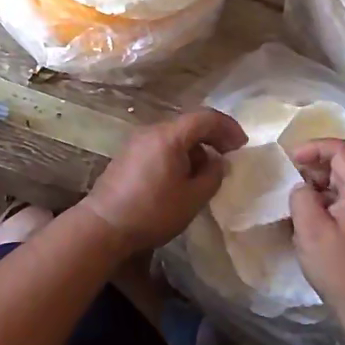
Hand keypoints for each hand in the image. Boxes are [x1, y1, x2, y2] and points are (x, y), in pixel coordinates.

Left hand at [82, 108, 246, 254]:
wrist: (102, 227)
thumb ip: (213, 175)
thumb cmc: (152, 211)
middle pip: (189, 124)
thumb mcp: (193, 198)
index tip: (242, 146)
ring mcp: (136, 142)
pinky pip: (161, 146)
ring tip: (206, 172)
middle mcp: (152, 131)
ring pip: (174, 136)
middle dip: (213, 137)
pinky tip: (181, 177)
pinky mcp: (127, 156)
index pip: (206, 117)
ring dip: (195, 148)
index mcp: (170, 135)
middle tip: (228, 156)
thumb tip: (219, 161)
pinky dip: (178, 154)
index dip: (228, 128)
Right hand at [289, 139, 344, 331]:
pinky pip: (344, 206)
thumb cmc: (342, 271)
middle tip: (289, 187)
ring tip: (295, 209)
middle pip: (343, 167)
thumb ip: (301, 199)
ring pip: (342, 188)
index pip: (342, 150)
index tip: (291, 161)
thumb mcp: (311, 232)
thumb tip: (302, 188)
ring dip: (317, 190)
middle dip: (313, 169)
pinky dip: (324, 207)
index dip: (315, 147)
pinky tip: (309, 227)